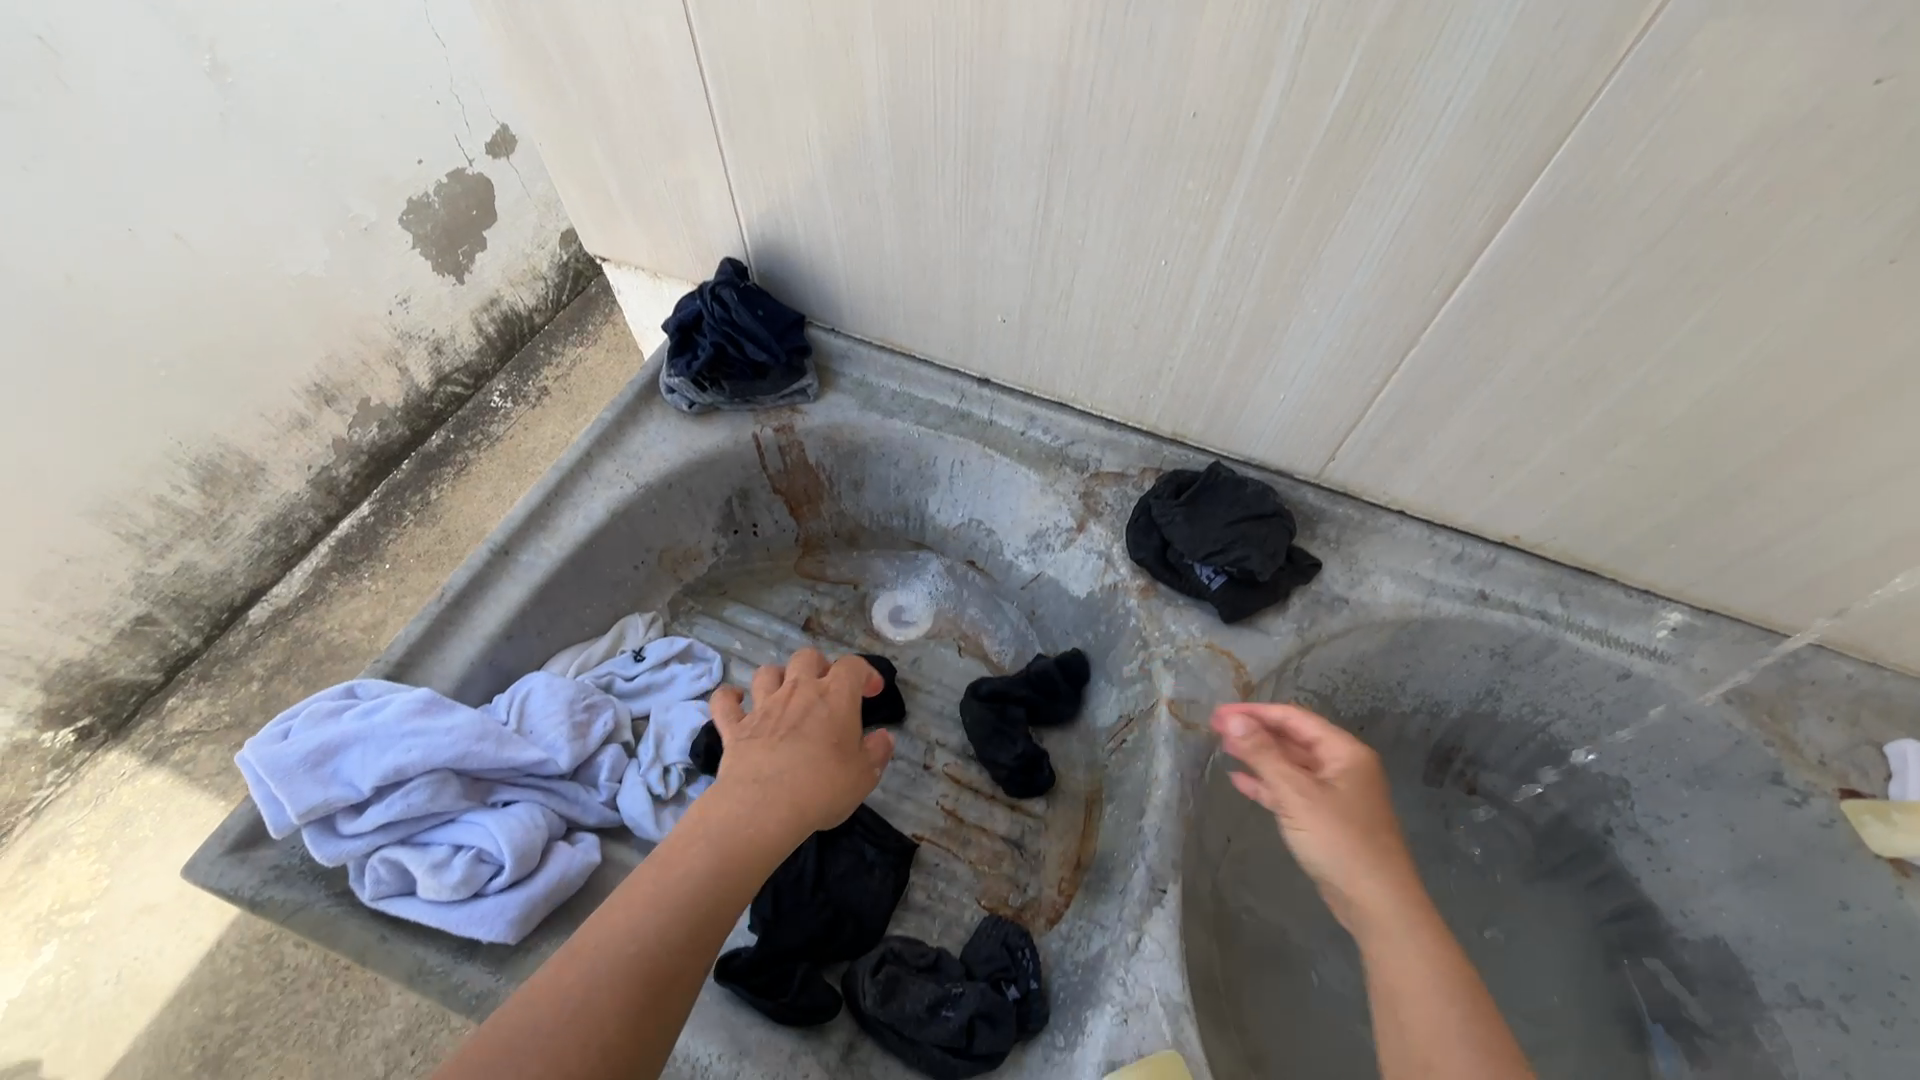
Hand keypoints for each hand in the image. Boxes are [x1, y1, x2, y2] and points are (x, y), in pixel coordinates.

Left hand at [709, 649, 894, 835]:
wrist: (764, 806)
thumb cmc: (823, 787)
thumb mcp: (864, 775)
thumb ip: (877, 752)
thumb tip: (884, 737)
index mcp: (835, 697)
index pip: (853, 666)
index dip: (865, 673)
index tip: (871, 690)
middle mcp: (798, 691)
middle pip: (807, 657)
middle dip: (819, 666)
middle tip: (826, 688)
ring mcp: (762, 707)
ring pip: (767, 673)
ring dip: (777, 677)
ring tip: (785, 693)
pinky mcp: (734, 727)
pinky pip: (724, 702)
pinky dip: (729, 697)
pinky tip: (735, 700)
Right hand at [1212, 703, 1423, 936]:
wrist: (1377, 904)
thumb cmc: (1340, 841)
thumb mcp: (1296, 794)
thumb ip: (1263, 754)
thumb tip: (1233, 719)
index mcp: (1344, 752)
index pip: (1293, 718)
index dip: (1254, 712)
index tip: (1218, 713)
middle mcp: (1342, 766)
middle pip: (1293, 739)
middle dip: (1255, 731)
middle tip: (1215, 728)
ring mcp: (1335, 793)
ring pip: (1290, 765)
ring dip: (1258, 756)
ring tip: (1223, 747)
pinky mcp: (1325, 818)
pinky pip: (1292, 791)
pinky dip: (1267, 784)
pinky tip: (1239, 781)